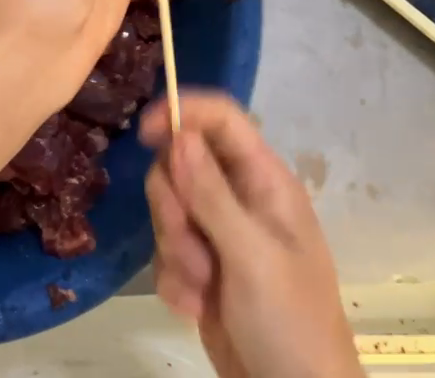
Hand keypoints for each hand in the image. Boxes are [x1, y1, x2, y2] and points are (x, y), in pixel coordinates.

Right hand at [142, 93, 359, 377]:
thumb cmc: (290, 322)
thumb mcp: (252, 257)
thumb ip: (212, 194)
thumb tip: (179, 132)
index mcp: (265, 182)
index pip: (221, 120)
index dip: (183, 113)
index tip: (144, 132)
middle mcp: (239, 198)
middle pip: (181, 164)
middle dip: (174, 207)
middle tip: (191, 245)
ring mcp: (218, 233)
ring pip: (168, 208)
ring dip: (174, 250)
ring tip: (201, 287)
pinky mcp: (200, 268)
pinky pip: (165, 250)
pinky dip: (173, 279)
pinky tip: (195, 307)